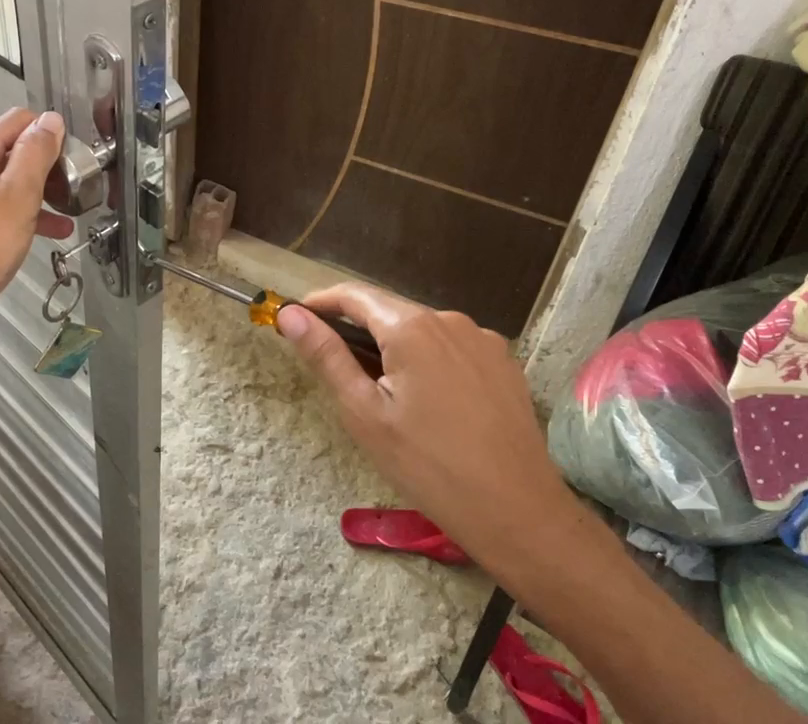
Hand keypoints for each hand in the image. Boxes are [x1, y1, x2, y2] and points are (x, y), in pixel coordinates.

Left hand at [0, 108, 72, 322]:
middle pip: (13, 150)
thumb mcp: (17, 196)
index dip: (51, 132)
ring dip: (41, 191)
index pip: (19, 120)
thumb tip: (50, 119)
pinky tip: (50, 232)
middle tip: (77, 186)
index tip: (75, 158)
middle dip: (48, 164)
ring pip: (8, 183)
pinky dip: (26, 215)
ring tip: (70, 209)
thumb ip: (36, 154)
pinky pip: (0, 210)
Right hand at [275, 283, 576, 555]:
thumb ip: (326, 356)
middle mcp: (451, 320)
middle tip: (334, 369)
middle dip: (357, 331)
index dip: (320, 303)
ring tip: (382, 394)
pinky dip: (429, 362)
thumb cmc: (428, 465)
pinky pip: (453, 349)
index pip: (354, 295)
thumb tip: (290, 315)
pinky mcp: (504, 364)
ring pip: (423, 332)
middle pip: (390, 312)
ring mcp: (484, 341)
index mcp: (412, 328)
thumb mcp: (364, 413)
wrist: (517, 511)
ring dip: (395, 349)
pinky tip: (428, 403)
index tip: (295, 318)